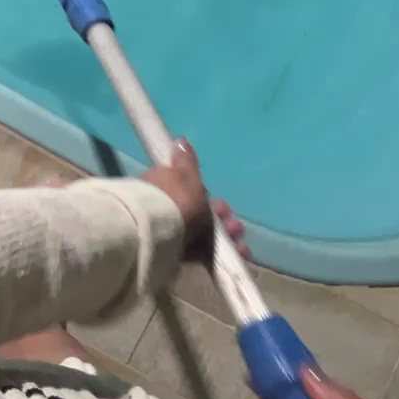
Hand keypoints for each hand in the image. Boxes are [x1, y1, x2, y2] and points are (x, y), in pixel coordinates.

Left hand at [139, 140, 249, 261]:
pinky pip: (199, 252)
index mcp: (165, 185)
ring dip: (225, 238)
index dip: (207, 197)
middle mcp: (165, 208)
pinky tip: (237, 257)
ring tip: (239, 245)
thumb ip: (186, 162)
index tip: (222, 204)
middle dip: (221, 219)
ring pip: (202, 233)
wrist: (159, 232)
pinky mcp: (173, 253)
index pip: (188, 189)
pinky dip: (218, 255)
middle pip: (197, 213)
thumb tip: (180, 140)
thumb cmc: (177, 199)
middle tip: (235, 226)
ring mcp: (168, 231)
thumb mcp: (186, 176)